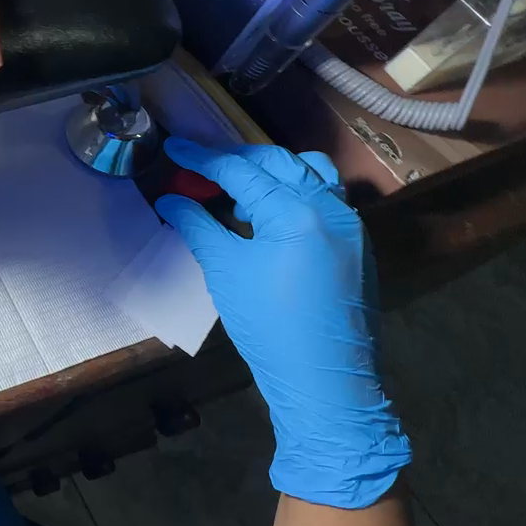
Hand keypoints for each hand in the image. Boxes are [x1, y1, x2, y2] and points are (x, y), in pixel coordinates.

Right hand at [155, 139, 410, 509]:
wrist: (325, 380)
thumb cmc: (268, 323)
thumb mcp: (223, 270)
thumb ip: (197, 225)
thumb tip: (169, 198)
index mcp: (296, 212)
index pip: (241, 172)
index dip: (202, 158)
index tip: (172, 145)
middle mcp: (330, 209)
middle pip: (278, 163)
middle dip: (236, 159)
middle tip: (200, 165)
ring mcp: (350, 226)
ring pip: (310, 174)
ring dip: (271, 172)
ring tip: (239, 191)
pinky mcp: (356, 246)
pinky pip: (324, 199)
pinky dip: (292, 194)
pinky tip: (266, 218)